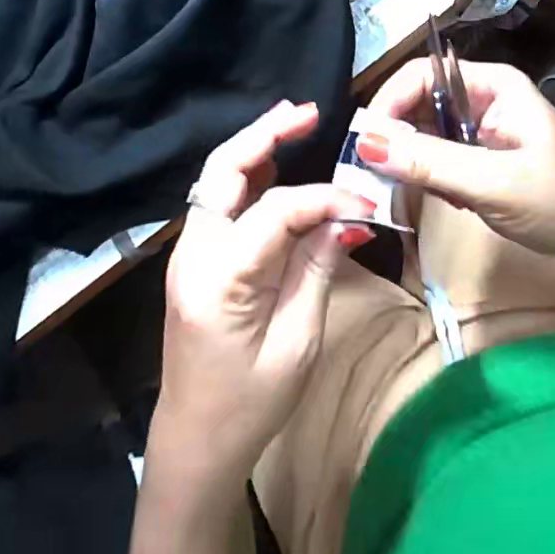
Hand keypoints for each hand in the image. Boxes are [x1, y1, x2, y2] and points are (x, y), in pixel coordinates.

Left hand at [156, 101, 375, 473]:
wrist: (194, 440)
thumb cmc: (249, 404)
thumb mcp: (297, 343)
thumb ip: (316, 269)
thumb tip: (346, 218)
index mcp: (220, 279)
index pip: (276, 211)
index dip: (325, 198)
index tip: (365, 203)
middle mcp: (194, 253)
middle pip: (224, 172)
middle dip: (265, 135)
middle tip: (308, 113)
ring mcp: (189, 253)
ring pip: (218, 180)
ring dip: (255, 146)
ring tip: (293, 122)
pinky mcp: (197, 259)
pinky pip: (221, 203)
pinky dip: (248, 174)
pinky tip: (274, 161)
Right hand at [362, 59, 554, 259]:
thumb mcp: (494, 181)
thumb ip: (431, 163)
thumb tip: (366, 144)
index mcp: (489, 85)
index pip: (419, 76)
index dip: (388, 104)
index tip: (366, 145)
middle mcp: (479, 99)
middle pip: (415, 103)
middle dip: (395, 137)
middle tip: (376, 175)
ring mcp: (479, 129)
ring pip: (422, 134)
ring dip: (411, 162)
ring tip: (411, 191)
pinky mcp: (478, 157)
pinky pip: (436, 158)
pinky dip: (428, 178)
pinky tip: (442, 199)